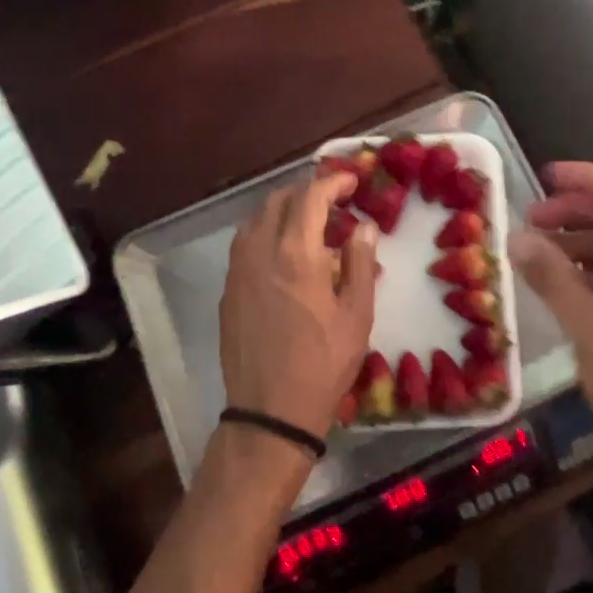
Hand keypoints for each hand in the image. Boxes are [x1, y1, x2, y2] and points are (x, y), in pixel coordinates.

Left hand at [219, 173, 379, 439]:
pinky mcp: (229, 291)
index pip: (311, 197)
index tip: (352, 181)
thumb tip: (363, 227)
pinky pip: (245, 246)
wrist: (270, 410)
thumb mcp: (356, 315)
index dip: (332, 182)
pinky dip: (266, 236)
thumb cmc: (323, 363)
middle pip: (278, 201)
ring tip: (310, 228)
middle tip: (334, 203)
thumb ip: (360, 263)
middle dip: (306, 193)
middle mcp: (260, 251)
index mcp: (296, 252)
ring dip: (283, 212)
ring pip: (256, 221)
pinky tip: (285, 257)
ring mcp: (238, 271)